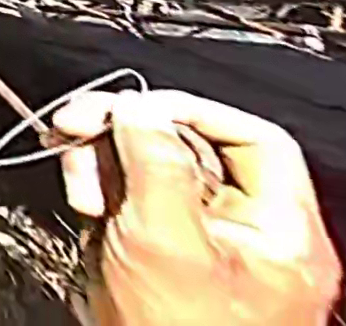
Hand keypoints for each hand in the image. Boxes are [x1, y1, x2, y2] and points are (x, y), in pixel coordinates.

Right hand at [53, 90, 340, 325]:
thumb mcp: (167, 241)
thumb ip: (155, 167)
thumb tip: (137, 106)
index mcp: (273, 225)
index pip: (249, 137)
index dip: (188, 111)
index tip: (129, 107)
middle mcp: (237, 217)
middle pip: (180, 136)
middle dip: (116, 127)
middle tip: (72, 126)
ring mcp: (190, 222)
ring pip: (138, 152)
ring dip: (93, 153)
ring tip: (77, 184)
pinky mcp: (149, 226)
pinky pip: (118, 176)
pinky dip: (90, 173)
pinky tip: (80, 195)